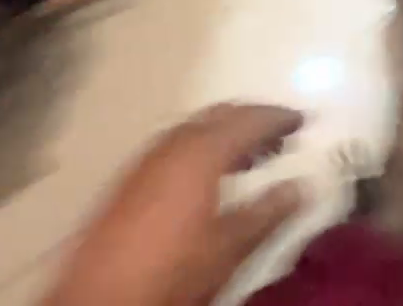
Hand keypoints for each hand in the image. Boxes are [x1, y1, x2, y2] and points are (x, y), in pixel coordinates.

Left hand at [48, 103, 307, 305]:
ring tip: (253, 157)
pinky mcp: (131, 178)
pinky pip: (177, 145)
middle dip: (253, 119)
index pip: (249, 118)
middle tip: (282, 134)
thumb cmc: (172, 270)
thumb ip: (269, 211)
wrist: (100, 299)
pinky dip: (203, 147)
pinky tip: (212, 175)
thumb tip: (301, 186)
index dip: (280, 116)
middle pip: (221, 114)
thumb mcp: (230, 246)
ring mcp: (147, 158)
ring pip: (197, 128)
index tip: (302, 119)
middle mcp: (173, 142)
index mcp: (201, 149)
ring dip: (227, 133)